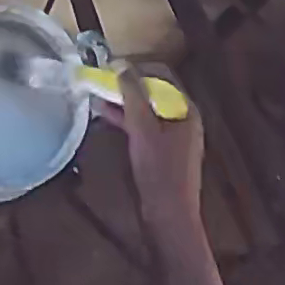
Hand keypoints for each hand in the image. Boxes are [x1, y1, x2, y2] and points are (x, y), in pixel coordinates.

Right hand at [98, 62, 203, 234]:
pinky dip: (128, 119)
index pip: (162, 75)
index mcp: (186, 109)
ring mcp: (175, 135)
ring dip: (124, 101)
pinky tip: (106, 115)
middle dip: (127, 85)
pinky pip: (145, 125)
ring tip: (99, 95)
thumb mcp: (142, 127)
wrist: (169, 218)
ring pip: (147, 108)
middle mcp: (183, 118)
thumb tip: (121, 65)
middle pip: (154, 91)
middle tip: (103, 80)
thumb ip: (132, 94)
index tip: (113, 67)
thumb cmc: (159, 169)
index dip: (137, 67)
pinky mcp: (164, 150)